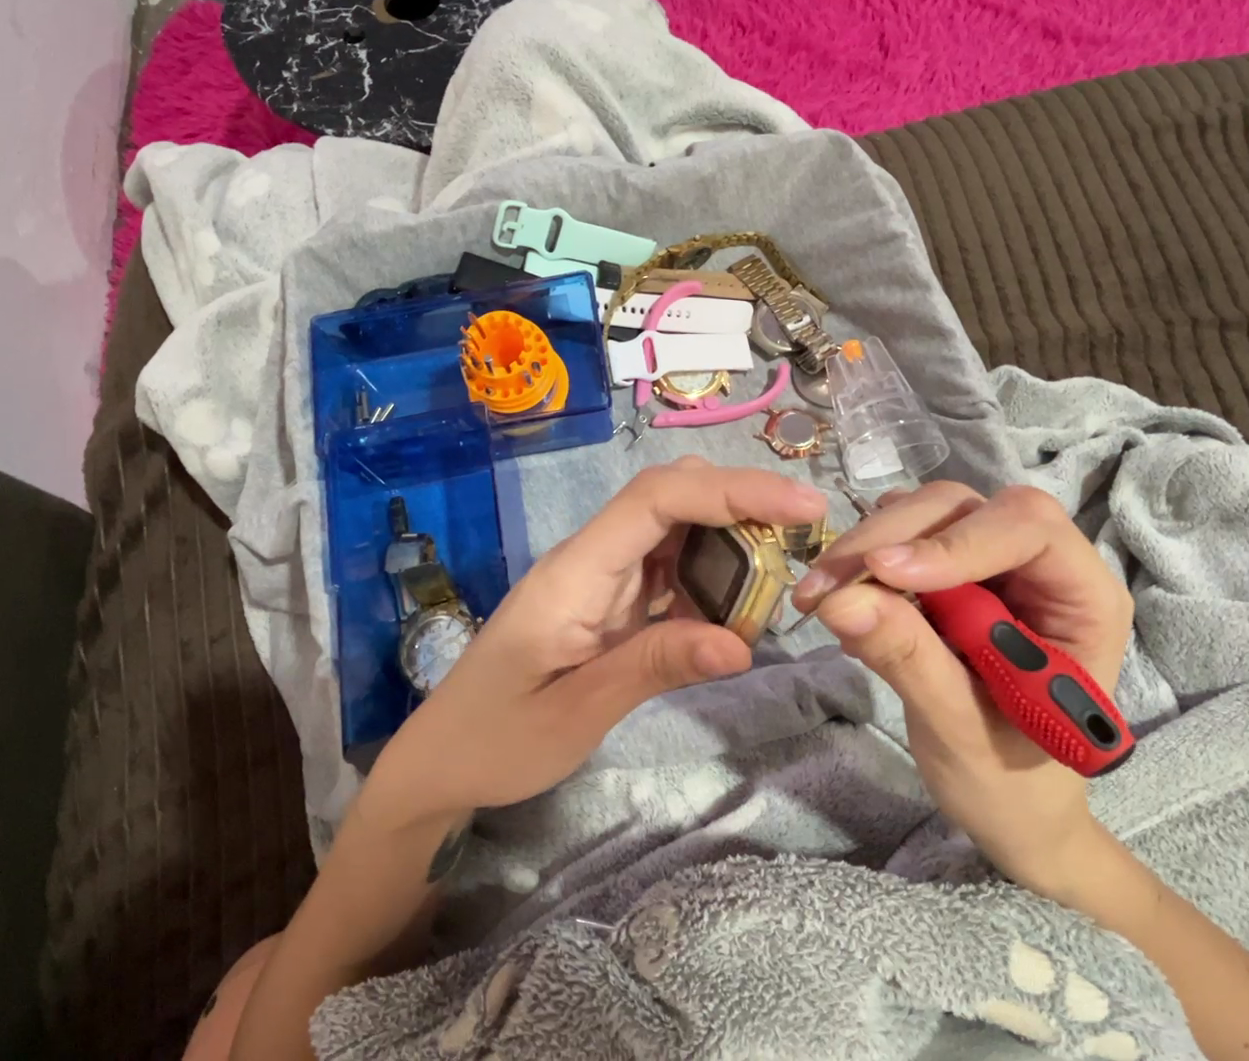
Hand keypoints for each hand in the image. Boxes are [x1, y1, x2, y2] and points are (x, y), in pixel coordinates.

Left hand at [361, 459, 827, 831]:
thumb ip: (653, 667)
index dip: (731, 490)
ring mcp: (595, 581)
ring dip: (729, 540)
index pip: (656, 500)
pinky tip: (737, 607)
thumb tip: (741, 643)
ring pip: (671, 531)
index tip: (802, 504)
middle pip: (667, 498)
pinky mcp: (603, 606)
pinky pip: (664, 573)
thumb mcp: (577, 712)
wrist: (443, 758)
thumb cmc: (496, 739)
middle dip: (739, 503)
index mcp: (574, 574)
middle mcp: (587, 562)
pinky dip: (708, 579)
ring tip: (783, 571)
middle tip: (806, 534)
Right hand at [789, 482, 1133, 895]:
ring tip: (817, 598)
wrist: (1009, 806)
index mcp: (1081, 599)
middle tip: (820, 589)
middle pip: (964, 509)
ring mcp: (991, 567)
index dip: (954, 541)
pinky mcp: (949, 578)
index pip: (1027, 529)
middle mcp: (1039, 568)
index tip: (882, 571)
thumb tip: (839, 600)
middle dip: (888, 538)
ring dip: (863, 548)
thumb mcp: (961, 730)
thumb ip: (910, 661)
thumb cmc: (1009, 781)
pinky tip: (837, 605)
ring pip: (925, 517)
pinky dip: (860, 564)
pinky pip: (900, 544)